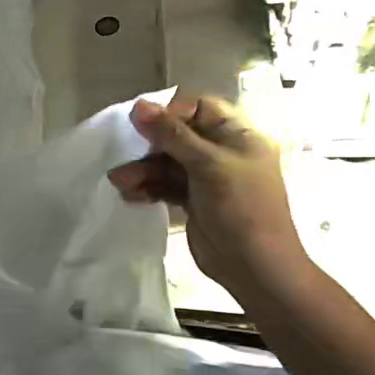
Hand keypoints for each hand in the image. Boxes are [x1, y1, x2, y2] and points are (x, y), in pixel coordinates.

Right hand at [107, 93, 308, 293]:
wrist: (255, 268)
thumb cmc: (241, 208)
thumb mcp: (209, 165)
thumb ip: (172, 135)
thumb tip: (139, 106)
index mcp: (237, 135)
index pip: (198, 108)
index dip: (169, 112)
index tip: (142, 123)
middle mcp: (222, 152)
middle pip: (177, 135)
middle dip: (148, 145)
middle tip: (123, 153)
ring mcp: (207, 177)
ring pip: (167, 162)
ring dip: (142, 169)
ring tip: (119, 181)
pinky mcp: (193, 200)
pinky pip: (165, 185)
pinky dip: (147, 187)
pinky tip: (129, 194)